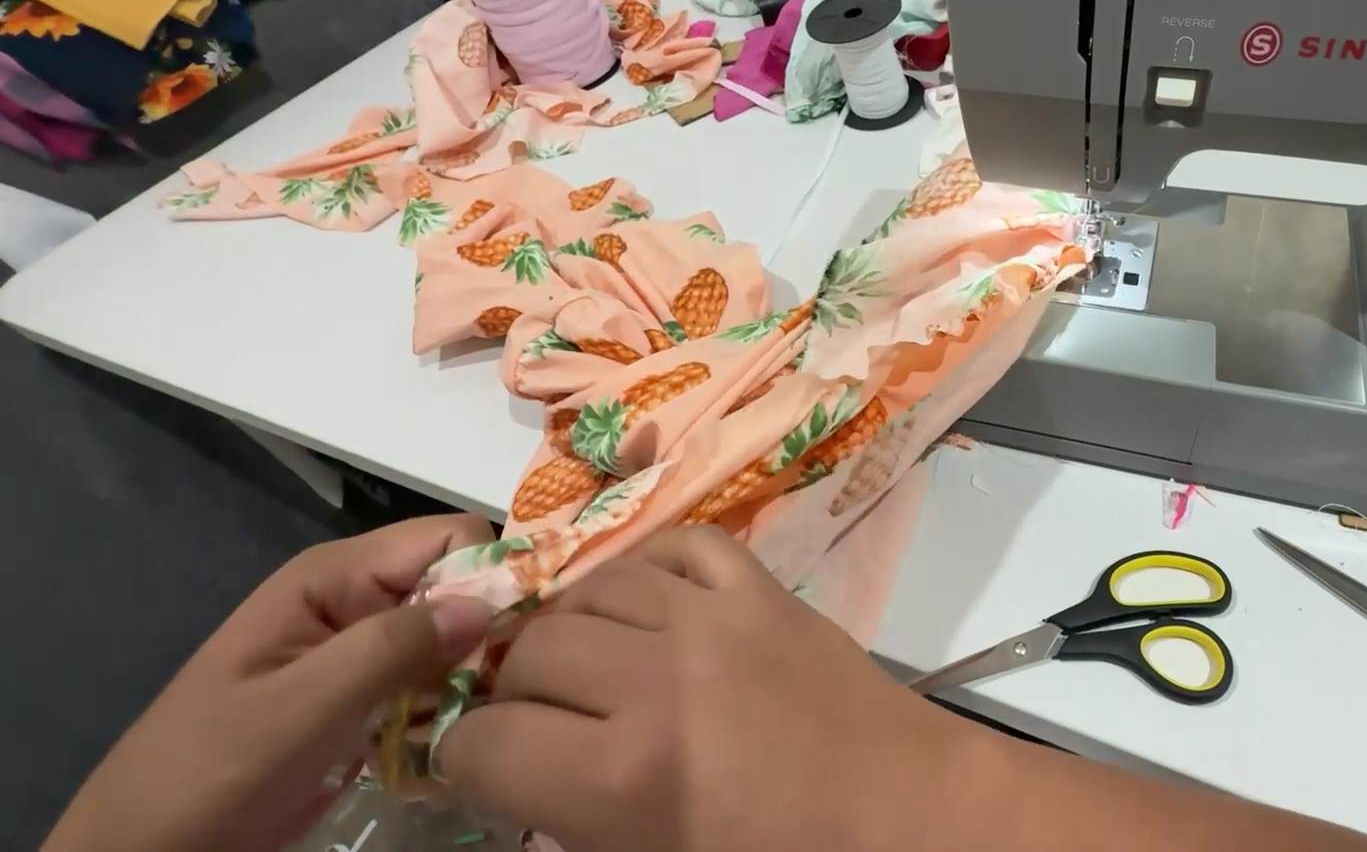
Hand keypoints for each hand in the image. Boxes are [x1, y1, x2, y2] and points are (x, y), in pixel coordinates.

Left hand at [44, 515, 497, 851]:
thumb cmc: (207, 777)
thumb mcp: (296, 712)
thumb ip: (392, 648)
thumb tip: (491, 603)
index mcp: (338, 575)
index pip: (454, 537)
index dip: (490, 575)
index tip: (507, 636)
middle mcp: (363, 593)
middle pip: (464, 580)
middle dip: (488, 627)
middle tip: (494, 686)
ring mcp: (368, 641)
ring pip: (462, 627)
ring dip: (477, 667)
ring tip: (477, 715)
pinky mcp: (375, 685)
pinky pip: (443, 668)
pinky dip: (458, 695)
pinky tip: (454, 730)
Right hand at [437, 526, 982, 851]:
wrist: (897, 803)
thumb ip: (573, 826)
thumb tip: (518, 780)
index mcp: (625, 775)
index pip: (487, 739)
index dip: (469, 757)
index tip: (485, 764)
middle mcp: (661, 676)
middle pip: (534, 648)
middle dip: (516, 687)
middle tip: (541, 713)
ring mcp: (718, 615)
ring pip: (599, 584)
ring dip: (574, 622)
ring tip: (590, 655)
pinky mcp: (763, 586)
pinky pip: (683, 544)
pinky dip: (652, 566)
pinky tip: (649, 599)